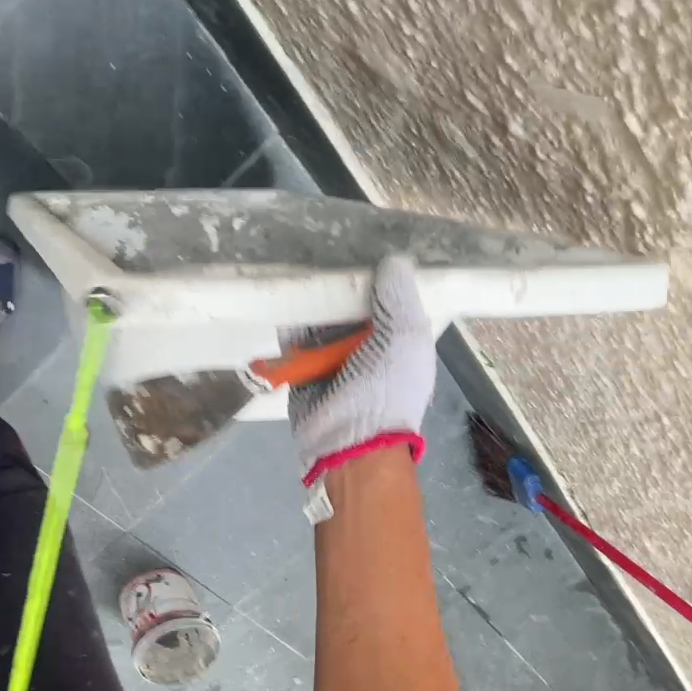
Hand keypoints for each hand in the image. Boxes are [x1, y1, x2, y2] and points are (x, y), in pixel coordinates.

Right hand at [287, 254, 438, 486]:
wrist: (348, 443)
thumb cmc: (385, 391)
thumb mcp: (405, 338)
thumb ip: (398, 299)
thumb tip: (393, 261)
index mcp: (398, 344)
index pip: (389, 302)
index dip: (378, 278)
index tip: (364, 247)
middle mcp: (366, 351)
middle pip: (351, 310)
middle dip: (339, 287)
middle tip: (326, 250)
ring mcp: (332, 363)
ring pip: (320, 323)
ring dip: (312, 302)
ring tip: (302, 268)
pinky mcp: (302, 374)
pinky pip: (293, 343)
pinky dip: (289, 324)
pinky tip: (286, 299)